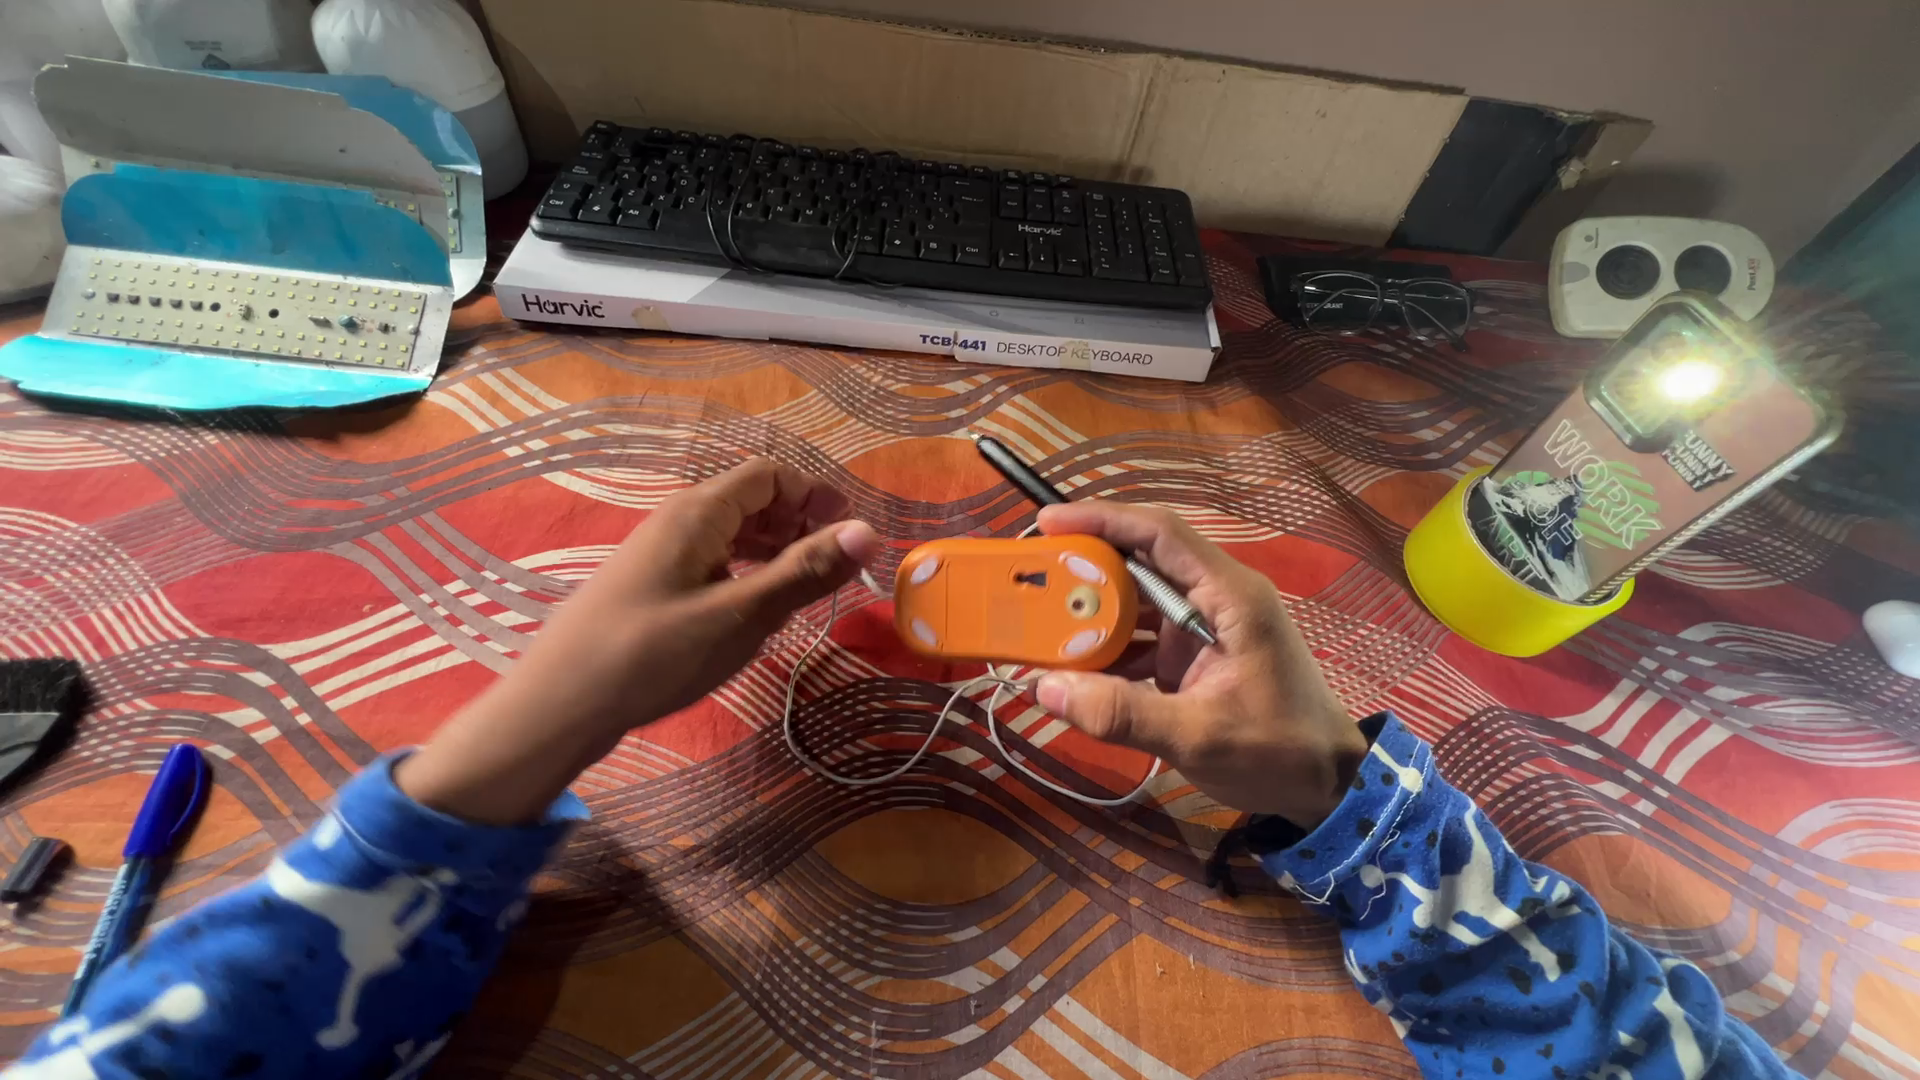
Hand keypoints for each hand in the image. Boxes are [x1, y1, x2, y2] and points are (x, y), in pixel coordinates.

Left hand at [396, 458, 879, 823]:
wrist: (557, 708)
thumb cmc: (651, 655)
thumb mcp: (739, 615)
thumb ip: (804, 572)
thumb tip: (869, 531)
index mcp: (699, 512)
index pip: (770, 475)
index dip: (816, 495)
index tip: (851, 533)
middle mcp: (681, 521)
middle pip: (754, 500)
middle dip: (802, 524)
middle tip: (836, 568)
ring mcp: (666, 555)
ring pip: (736, 534)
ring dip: (778, 552)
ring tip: (807, 591)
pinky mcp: (658, 587)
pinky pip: (717, 563)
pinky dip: (749, 575)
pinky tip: (759, 611)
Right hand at [1033, 503, 1366, 828]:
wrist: (1330, 788)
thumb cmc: (1278, 752)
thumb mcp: (1198, 736)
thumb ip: (1122, 713)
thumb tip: (1044, 689)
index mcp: (1229, 596)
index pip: (1160, 533)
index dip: (1103, 519)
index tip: (1049, 523)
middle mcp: (1214, 598)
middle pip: (1141, 560)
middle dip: (1085, 564)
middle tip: (1032, 573)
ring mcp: (1203, 626)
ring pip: (1135, 599)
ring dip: (1091, 609)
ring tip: (1038, 618)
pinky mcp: (1193, 655)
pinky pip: (1139, 637)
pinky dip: (1105, 647)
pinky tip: (1070, 665)